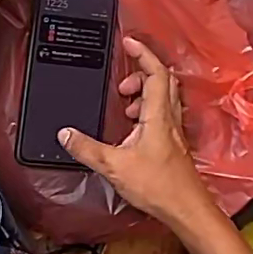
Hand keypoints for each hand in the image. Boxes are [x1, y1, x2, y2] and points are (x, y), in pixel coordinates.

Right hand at [58, 37, 220, 233]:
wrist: (187, 210)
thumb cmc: (159, 187)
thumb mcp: (114, 166)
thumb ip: (87, 148)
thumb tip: (65, 133)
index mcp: (158, 115)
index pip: (155, 73)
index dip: (143, 54)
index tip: (128, 43)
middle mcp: (169, 118)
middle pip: (163, 81)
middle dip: (142, 72)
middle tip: (122, 82)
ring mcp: (174, 131)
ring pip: (164, 97)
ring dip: (144, 92)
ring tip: (125, 105)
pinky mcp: (173, 144)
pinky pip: (163, 114)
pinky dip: (148, 110)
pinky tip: (134, 127)